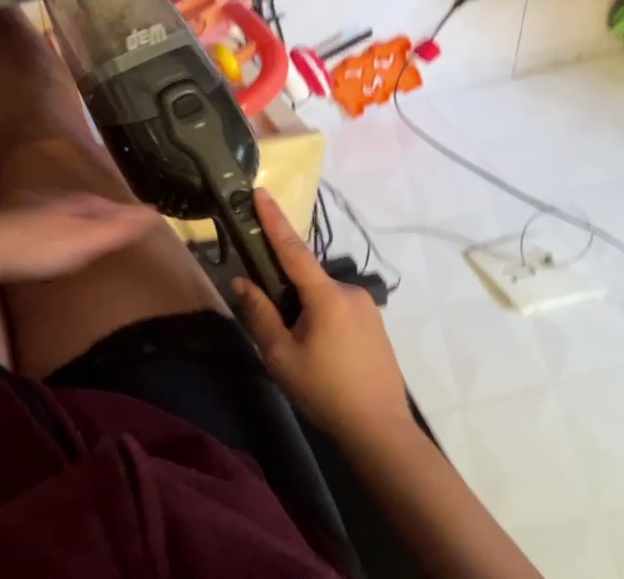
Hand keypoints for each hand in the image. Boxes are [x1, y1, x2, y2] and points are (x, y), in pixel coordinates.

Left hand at [0, 194, 160, 284]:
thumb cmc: (39, 246)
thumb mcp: (84, 239)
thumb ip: (116, 227)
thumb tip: (152, 212)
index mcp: (70, 203)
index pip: (101, 202)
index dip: (119, 211)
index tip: (137, 216)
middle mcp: (48, 202)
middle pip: (78, 202)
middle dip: (95, 209)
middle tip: (111, 218)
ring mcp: (24, 212)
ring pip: (54, 209)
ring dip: (69, 216)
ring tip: (80, 227)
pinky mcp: (6, 228)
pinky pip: (34, 222)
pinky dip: (46, 228)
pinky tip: (43, 240)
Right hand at [235, 189, 411, 443]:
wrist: (381, 431)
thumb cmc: (325, 391)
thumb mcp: (280, 355)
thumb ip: (260, 313)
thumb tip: (242, 283)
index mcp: (327, 296)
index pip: (293, 250)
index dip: (274, 220)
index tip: (261, 192)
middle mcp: (351, 294)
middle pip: (305, 280)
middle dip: (285, 296)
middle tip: (276, 330)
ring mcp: (368, 310)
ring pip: (321, 298)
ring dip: (304, 312)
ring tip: (301, 353)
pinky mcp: (376, 326)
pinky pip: (338, 311)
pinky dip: (321, 322)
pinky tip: (321, 356)